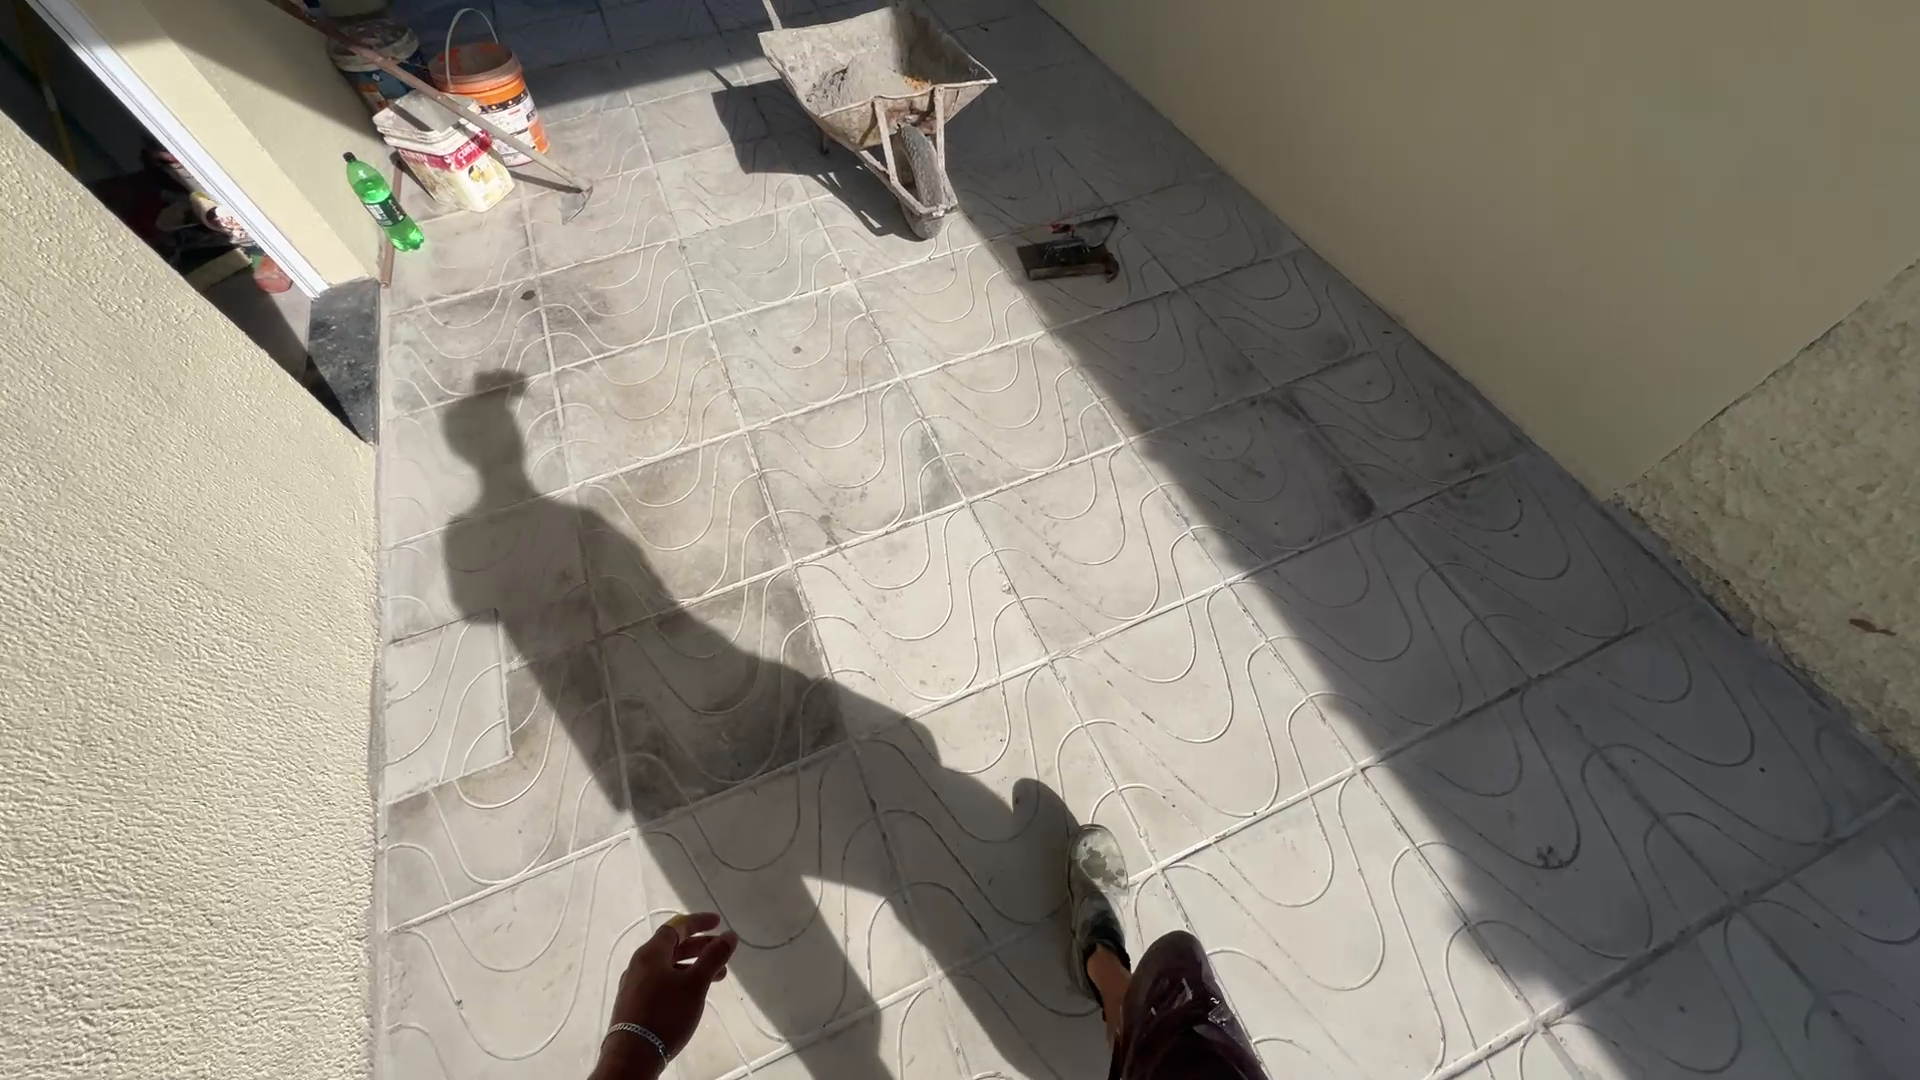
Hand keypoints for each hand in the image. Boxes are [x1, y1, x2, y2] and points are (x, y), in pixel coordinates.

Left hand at [593, 913, 738, 1079]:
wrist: (631, 1061)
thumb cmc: (665, 1015)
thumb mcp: (696, 984)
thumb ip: (714, 957)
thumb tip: (730, 935)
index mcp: (650, 954)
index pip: (676, 927)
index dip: (698, 922)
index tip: (719, 923)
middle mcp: (639, 966)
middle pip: (673, 947)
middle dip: (700, 948)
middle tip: (722, 953)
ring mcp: (634, 987)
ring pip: (668, 967)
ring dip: (694, 967)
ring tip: (716, 978)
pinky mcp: (633, 1007)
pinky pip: (661, 983)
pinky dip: (681, 981)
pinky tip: (693, 996)